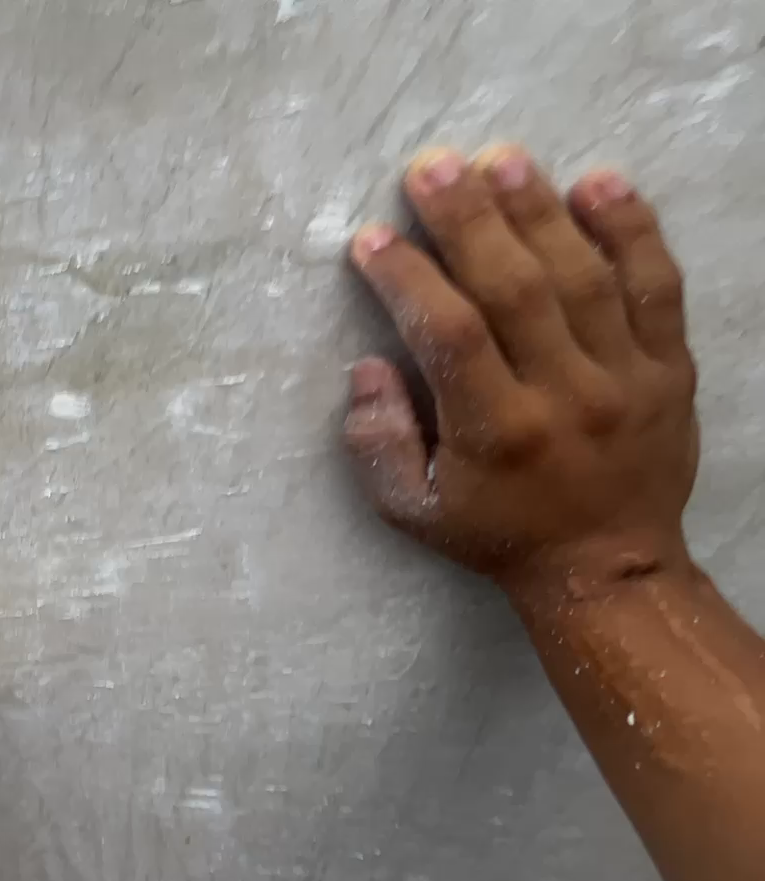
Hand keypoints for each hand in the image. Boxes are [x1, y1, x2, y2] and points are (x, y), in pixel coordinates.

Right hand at [344, 145, 698, 603]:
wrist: (605, 563)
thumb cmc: (488, 533)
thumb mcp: (405, 507)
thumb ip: (378, 440)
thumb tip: (369, 367)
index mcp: (495, 430)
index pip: (449, 335)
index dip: (409, 279)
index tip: (373, 239)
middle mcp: (566, 392)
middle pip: (517, 288)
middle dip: (469, 222)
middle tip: (433, 166)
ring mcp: (629, 373)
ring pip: (585, 275)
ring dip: (539, 211)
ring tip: (501, 159)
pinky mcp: (669, 364)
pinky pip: (657, 286)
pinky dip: (632, 229)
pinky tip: (599, 183)